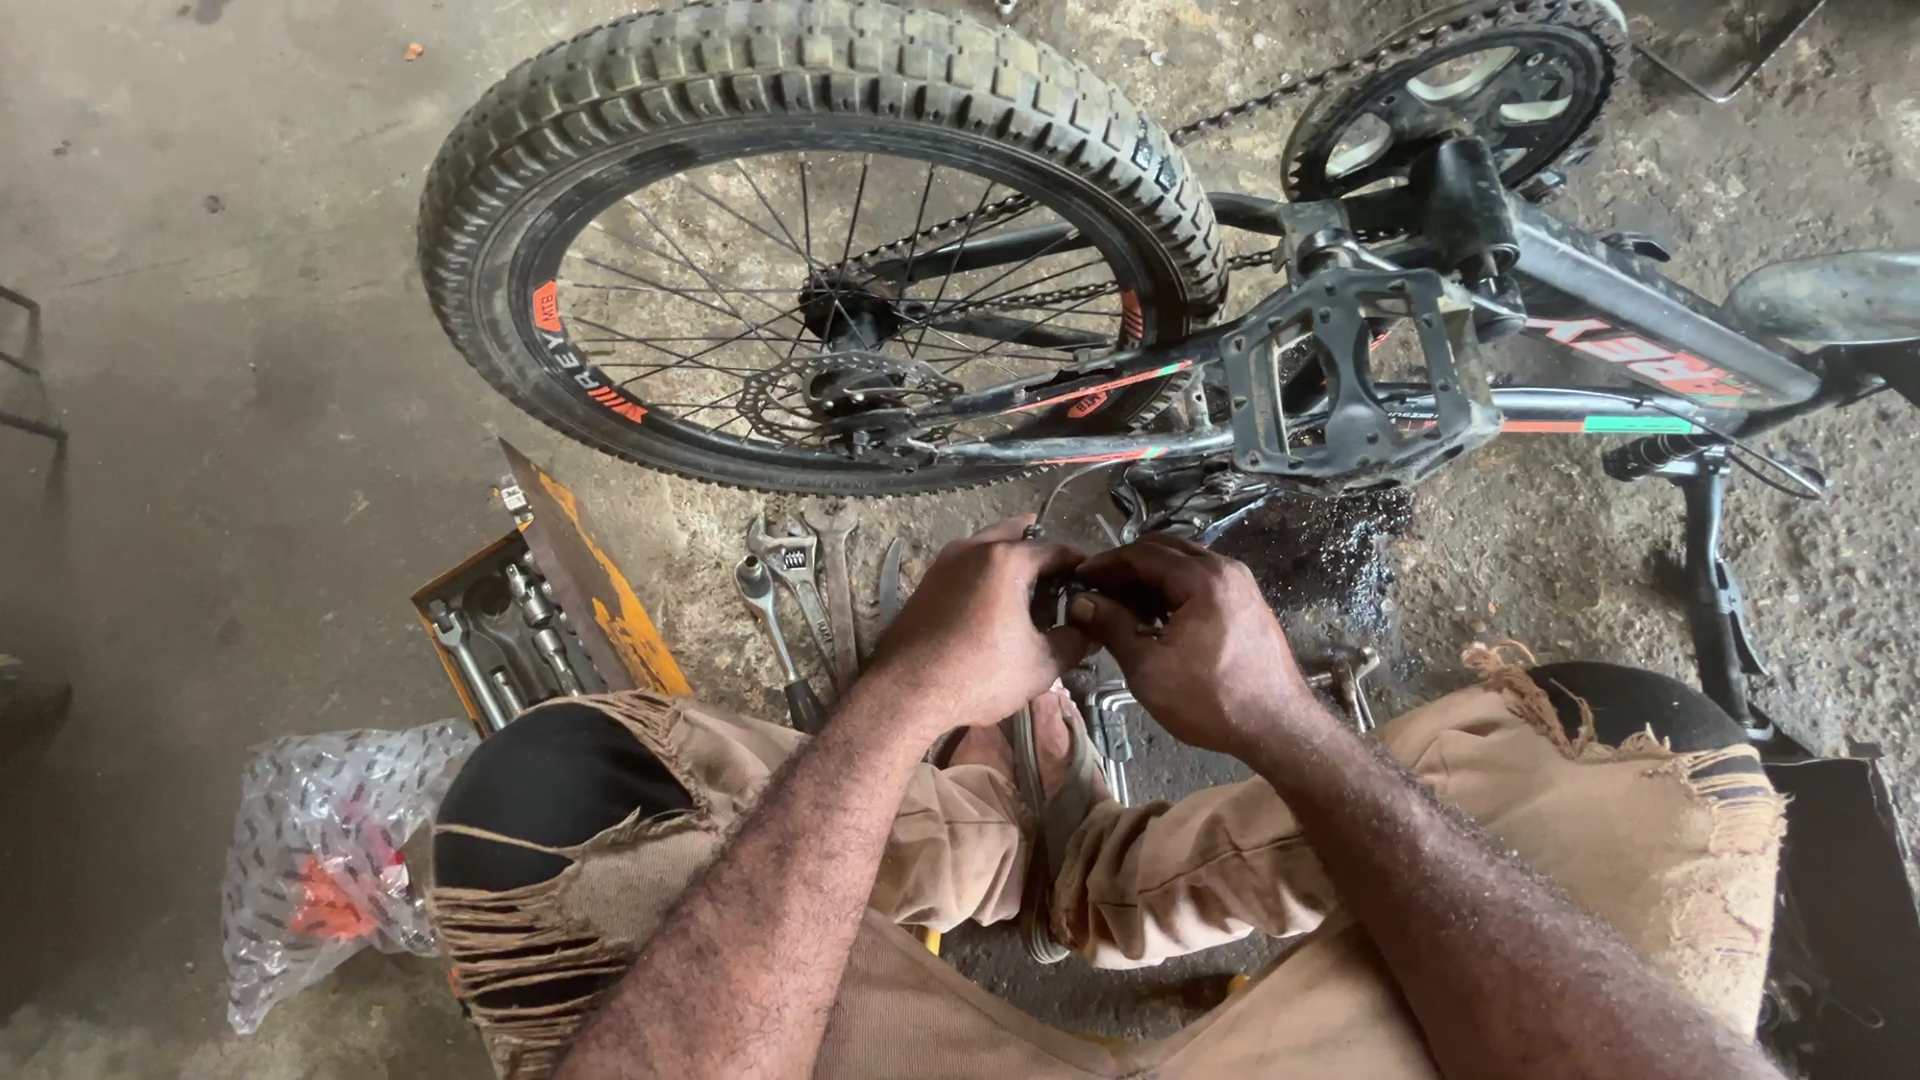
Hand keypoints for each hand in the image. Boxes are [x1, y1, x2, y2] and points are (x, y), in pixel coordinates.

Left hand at [863, 517, 1091, 735]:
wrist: (906, 692)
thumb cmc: (978, 674)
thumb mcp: (1040, 664)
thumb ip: (1074, 641)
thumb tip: (1089, 630)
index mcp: (1005, 559)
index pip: (1055, 549)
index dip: (1079, 566)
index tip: (1091, 585)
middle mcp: (972, 548)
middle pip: (1017, 537)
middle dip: (1042, 555)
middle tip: (1061, 584)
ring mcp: (944, 563)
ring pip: (988, 549)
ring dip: (1012, 563)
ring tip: (1031, 597)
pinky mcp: (927, 582)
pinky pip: (968, 567)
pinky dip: (987, 576)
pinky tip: (996, 608)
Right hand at [1068, 534, 1323, 759]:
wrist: (1278, 730)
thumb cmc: (1211, 701)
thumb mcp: (1148, 668)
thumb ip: (1111, 626)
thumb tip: (1080, 601)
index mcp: (1202, 578)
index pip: (1142, 553)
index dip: (1105, 563)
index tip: (1078, 578)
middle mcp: (1225, 569)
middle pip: (1164, 550)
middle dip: (1126, 566)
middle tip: (1097, 590)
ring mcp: (1241, 585)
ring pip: (1184, 564)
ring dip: (1149, 577)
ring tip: (1120, 604)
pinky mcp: (1247, 603)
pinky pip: (1201, 580)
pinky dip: (1172, 588)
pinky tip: (1153, 616)